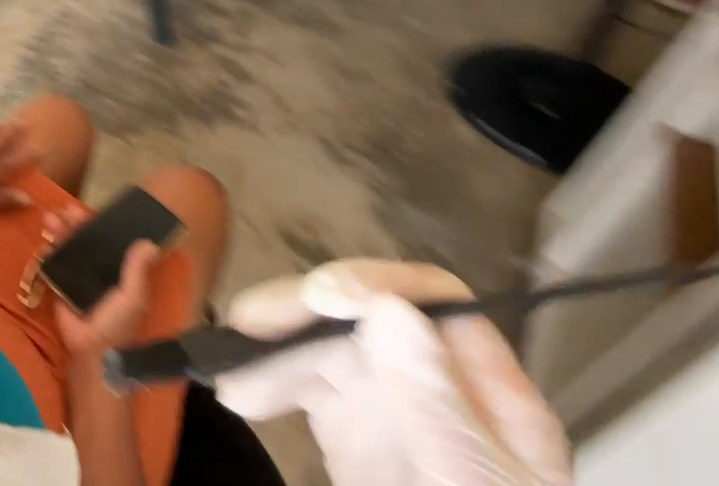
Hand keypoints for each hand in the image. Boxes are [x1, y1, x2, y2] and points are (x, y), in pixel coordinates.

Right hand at [46, 205, 162, 357]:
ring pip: (66, 250)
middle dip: (74, 225)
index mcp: (118, 274)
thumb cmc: (116, 323)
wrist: (91, 350)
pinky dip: (46, 253)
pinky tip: (42, 242)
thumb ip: (137, 270)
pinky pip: (52, 266)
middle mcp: (97, 273)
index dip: (99, 226)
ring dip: (58, 234)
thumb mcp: (132, 296)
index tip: (91, 210)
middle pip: (84, 242)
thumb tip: (150, 242)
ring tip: (48, 219)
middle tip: (65, 210)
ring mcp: (77, 279)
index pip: (108, 243)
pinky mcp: (59, 287)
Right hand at [216, 260, 572, 485]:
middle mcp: (435, 387)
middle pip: (362, 315)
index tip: (315, 295)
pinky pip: (300, 383)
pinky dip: (264, 380)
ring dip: (269, 347)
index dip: (373, 285)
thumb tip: (389, 308)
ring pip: (321, 343)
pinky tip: (239, 394)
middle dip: (301, 315)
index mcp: (489, 396)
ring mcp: (388, 408)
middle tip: (247, 326)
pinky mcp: (347, 432)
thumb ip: (437, 406)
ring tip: (229, 375)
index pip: (432, 302)